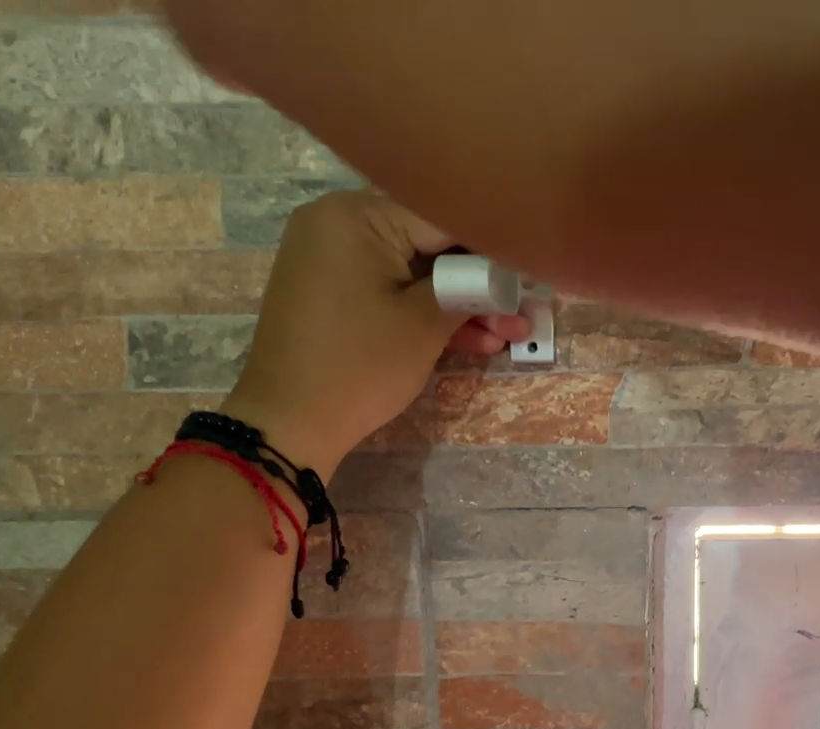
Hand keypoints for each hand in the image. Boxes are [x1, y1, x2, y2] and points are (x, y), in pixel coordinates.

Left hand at [221, 191, 529, 469]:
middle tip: (525, 314)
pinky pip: (390, 289)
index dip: (494, 248)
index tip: (531, 274)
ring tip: (510, 336)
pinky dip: (425, 312)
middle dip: (480, 283)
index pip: (444, 216)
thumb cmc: (360, 366)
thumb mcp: (424, 326)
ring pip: (414, 272)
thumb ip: (469, 289)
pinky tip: (474, 340)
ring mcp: (332, 257)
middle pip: (430, 243)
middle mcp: (338, 222)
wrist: (288, 422)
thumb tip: (507, 275)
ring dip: (460, 304)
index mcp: (355, 215)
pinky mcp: (333, 291)